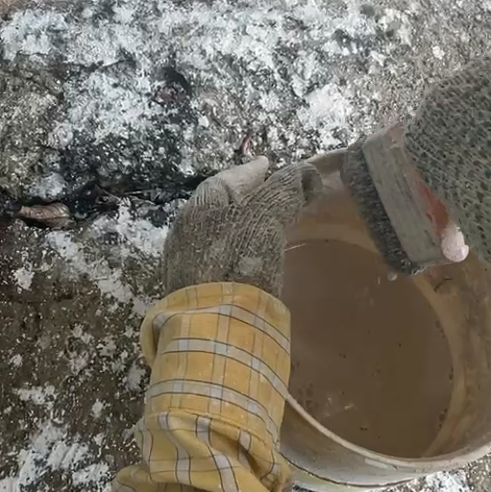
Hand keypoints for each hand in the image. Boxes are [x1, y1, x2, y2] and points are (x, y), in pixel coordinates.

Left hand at [161, 158, 318, 296]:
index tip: (268, 164)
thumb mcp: (267, 217)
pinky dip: (239, 252)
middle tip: (271, 195)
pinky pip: (220, 261)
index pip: (226, 180)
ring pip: (219, 235)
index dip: (251, 171)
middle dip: (246, 199)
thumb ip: (285, 190)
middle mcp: (185, 233)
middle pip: (220, 208)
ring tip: (269, 226)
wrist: (216, 327)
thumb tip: (306, 173)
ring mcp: (186, 266)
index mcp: (197, 208)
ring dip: (243, 227)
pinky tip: (255, 260)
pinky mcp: (196, 295)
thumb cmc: (239, 260)